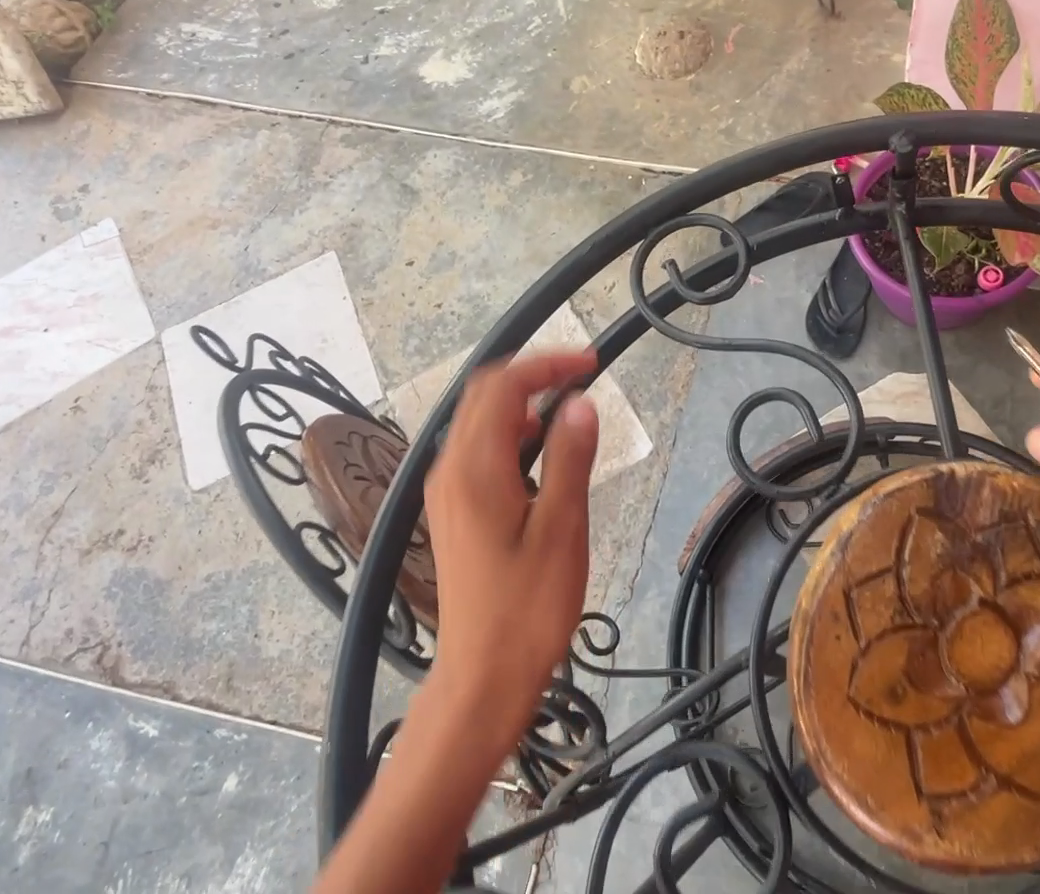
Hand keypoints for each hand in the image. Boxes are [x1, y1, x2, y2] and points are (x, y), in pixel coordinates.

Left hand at [422, 350, 599, 740]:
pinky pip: (478, 453)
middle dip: (533, 376)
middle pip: (483, 397)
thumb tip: (581, 403)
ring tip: (569, 411)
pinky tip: (542, 456)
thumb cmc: (529, 606)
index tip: (593, 363)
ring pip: (479, 424)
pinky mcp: (453, 514)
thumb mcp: (562, 529)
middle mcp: (450, 472)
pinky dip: (511, 436)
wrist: (484, 675)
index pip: (503, 387)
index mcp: (474, 469)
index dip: (547, 365)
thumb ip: (570, 459)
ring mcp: (446, 493)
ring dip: (522, 405)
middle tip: (583, 378)